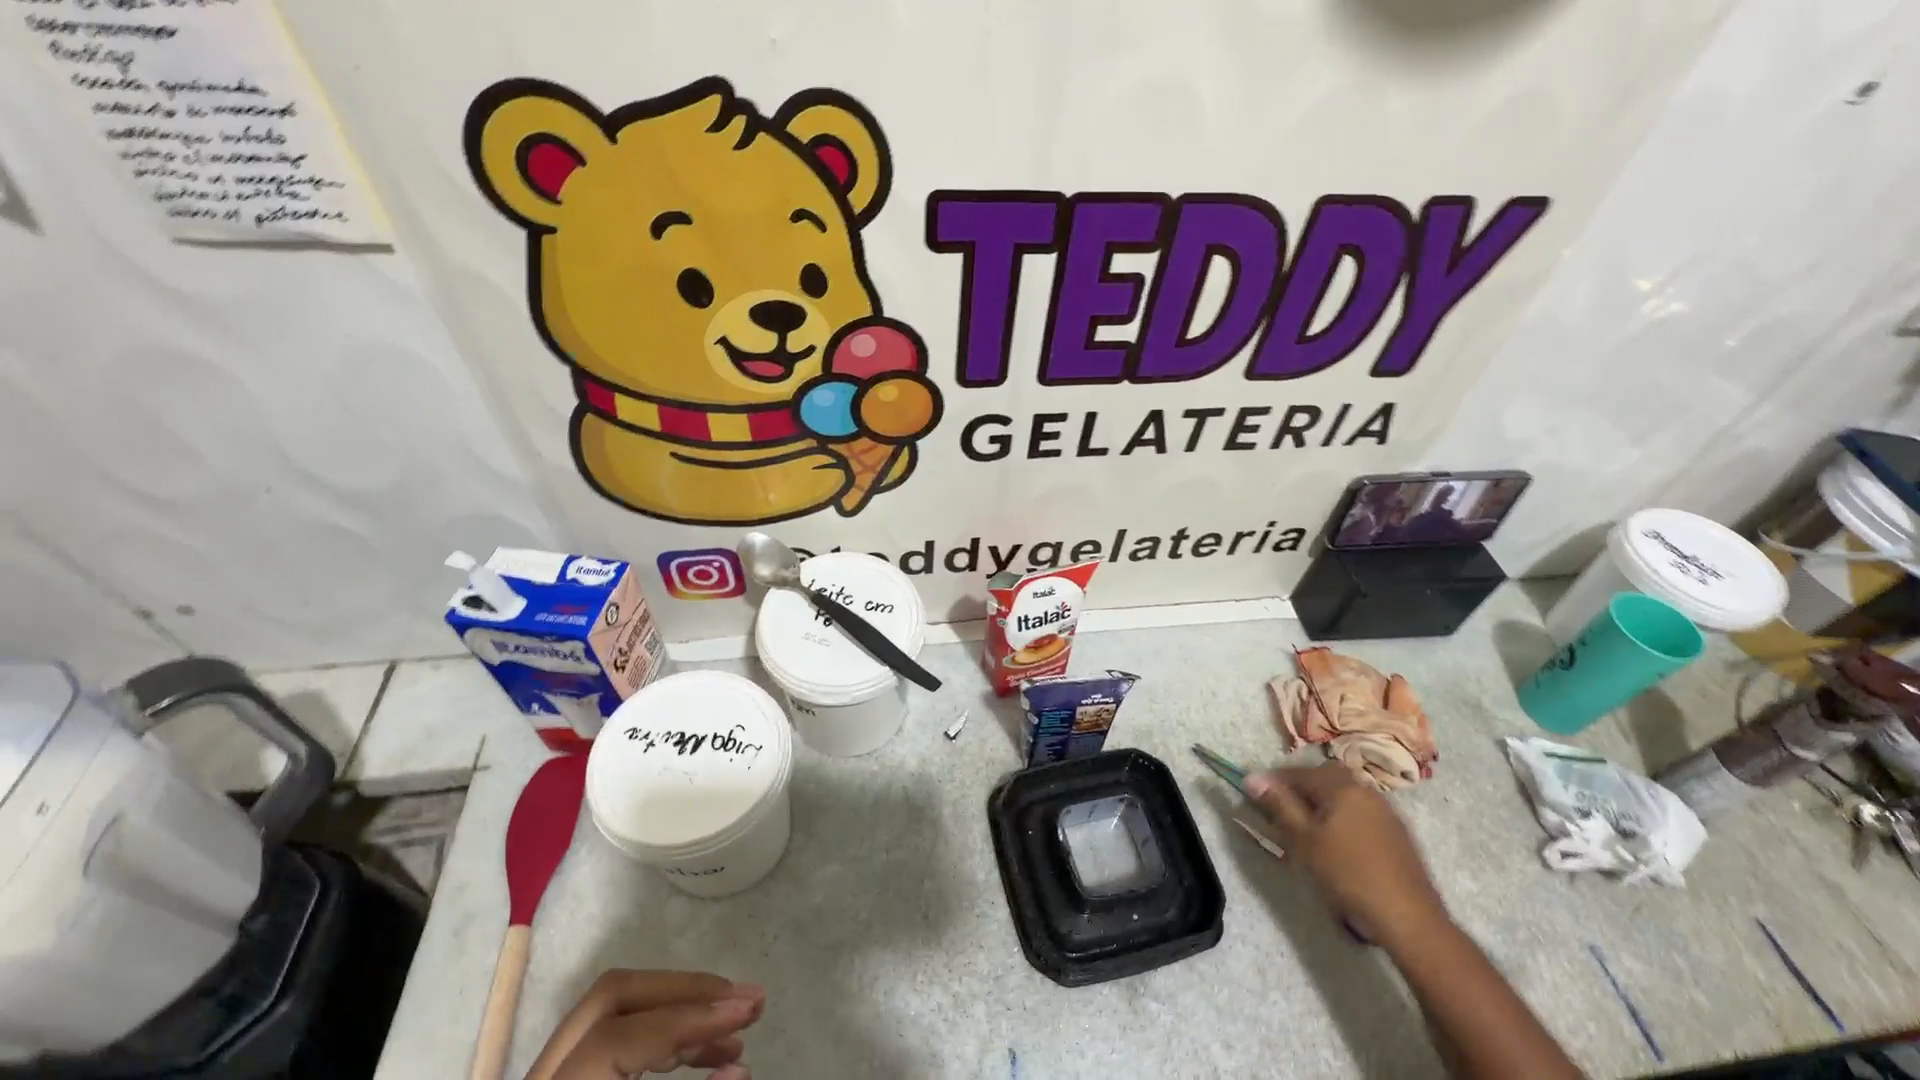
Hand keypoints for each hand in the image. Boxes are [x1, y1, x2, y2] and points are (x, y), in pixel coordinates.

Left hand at [529, 970, 764, 1079]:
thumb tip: (740, 1067)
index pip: (616, 1040)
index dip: (686, 1022)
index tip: (747, 1014)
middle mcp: (539, 1076)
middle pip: (611, 997)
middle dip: (686, 991)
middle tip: (745, 1001)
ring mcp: (545, 1074)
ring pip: (612, 1013)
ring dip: (681, 1012)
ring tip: (740, 1028)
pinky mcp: (560, 1077)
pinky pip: (611, 1040)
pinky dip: (661, 1038)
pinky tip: (703, 1053)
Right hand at [1243, 763, 1449, 947]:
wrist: (1407, 915)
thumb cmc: (1347, 874)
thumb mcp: (1304, 840)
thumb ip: (1279, 805)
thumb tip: (1254, 778)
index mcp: (1342, 786)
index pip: (1299, 772)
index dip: (1274, 780)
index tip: (1253, 792)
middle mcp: (1366, 789)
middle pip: (1325, 777)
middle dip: (1300, 786)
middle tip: (1281, 808)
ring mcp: (1385, 810)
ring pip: (1345, 794)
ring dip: (1323, 801)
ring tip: (1307, 826)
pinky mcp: (1397, 832)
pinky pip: (1361, 811)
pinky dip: (1342, 815)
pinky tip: (1338, 841)